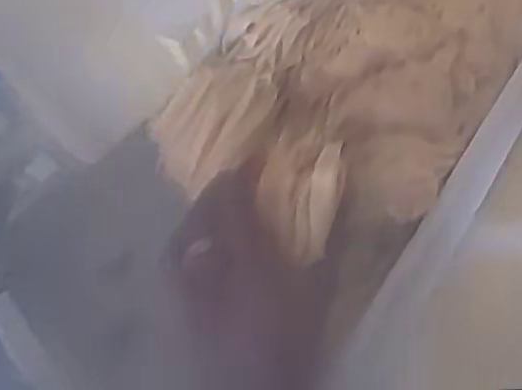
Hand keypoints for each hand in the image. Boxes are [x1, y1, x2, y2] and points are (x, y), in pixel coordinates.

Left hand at [167, 163, 334, 389]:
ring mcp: (191, 299)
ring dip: (194, 220)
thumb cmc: (298, 332)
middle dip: (211, 196)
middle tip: (229, 178)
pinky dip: (187, 247)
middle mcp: (214, 275)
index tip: (256, 155)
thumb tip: (344, 186)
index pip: (236, 207)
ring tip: (211, 208)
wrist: (262, 389)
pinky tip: (203, 247)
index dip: (242, 176)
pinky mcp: (183, 319)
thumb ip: (332, 234)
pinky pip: (177, 270)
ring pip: (179, 248)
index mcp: (251, 261)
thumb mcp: (322, 283)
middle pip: (199, 224)